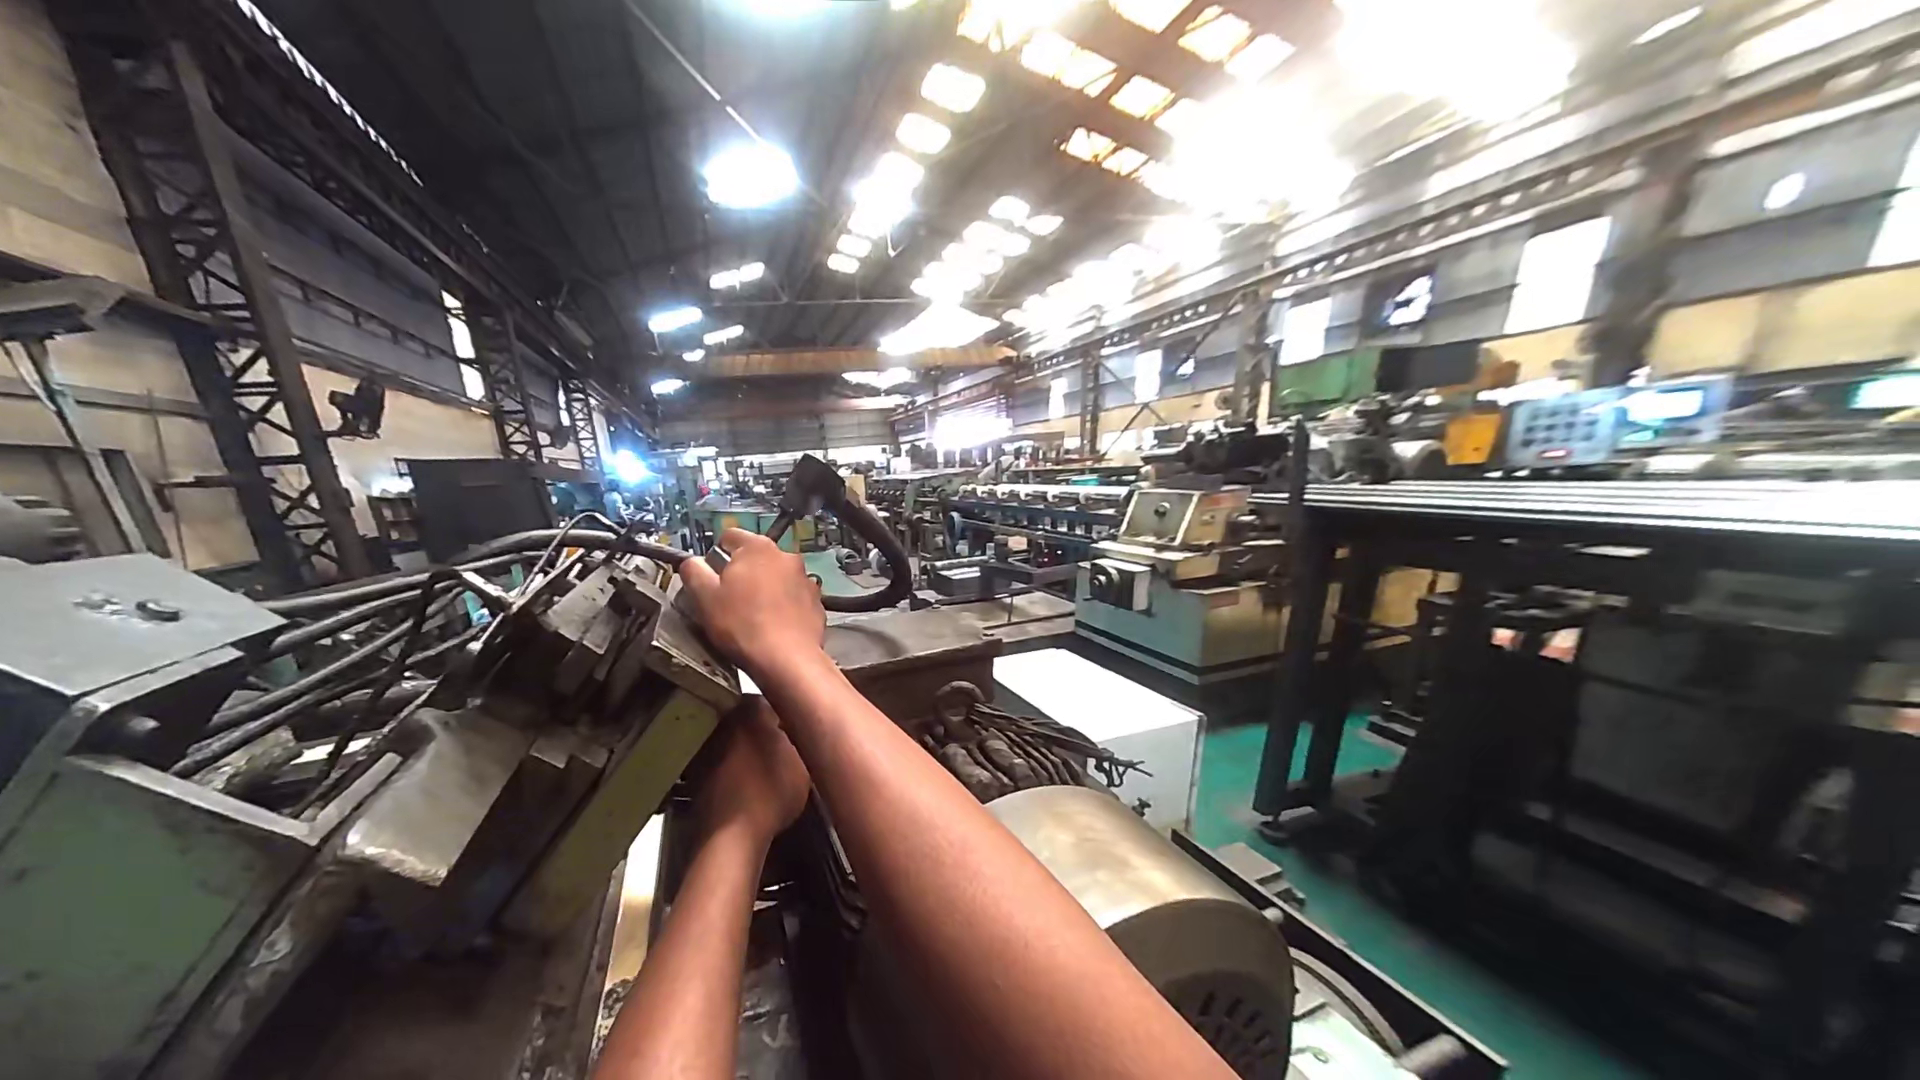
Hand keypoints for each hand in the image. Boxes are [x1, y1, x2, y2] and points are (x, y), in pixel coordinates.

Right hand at [676, 528, 825, 679]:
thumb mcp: (705, 597)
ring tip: (752, 616)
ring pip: (777, 577)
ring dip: (765, 589)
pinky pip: (794, 597)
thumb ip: (693, 571)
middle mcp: (787, 556)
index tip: (711, 575)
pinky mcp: (816, 601)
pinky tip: (773, 625)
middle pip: (756, 557)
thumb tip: (692, 562)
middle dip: (742, 573)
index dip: (716, 554)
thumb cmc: (743, 625)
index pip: (730, 536)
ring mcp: (806, 578)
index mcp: (758, 547)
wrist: (788, 658)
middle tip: (729, 600)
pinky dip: (784, 605)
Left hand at [697, 696, 810, 843]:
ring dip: (750, 749)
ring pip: (737, 740)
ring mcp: (706, 746)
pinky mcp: (695, 773)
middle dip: (768, 729)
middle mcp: (724, 720)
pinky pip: (723, 762)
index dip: (792, 714)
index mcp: (751, 709)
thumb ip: (803, 735)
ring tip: (769, 770)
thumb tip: (801, 727)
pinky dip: (735, 770)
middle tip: (787, 748)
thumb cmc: (772, 793)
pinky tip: (750, 787)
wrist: (731, 836)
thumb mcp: (804, 761)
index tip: (801, 729)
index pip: (776, 698)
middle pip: (753, 717)